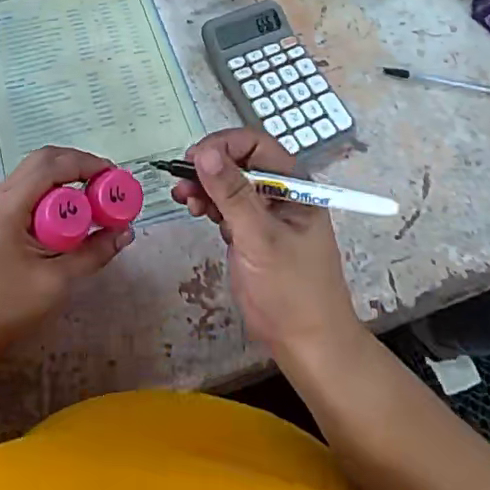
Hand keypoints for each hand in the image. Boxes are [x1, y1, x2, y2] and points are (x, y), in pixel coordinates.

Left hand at [0, 146, 133, 358]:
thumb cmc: (11, 306)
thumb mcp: (57, 281)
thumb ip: (93, 253)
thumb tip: (126, 232)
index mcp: (10, 205)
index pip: (51, 166)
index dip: (85, 164)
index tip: (114, 175)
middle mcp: (0, 194)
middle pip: (43, 159)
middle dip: (78, 162)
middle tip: (107, 180)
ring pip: (36, 169)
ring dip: (67, 172)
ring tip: (95, 190)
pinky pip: (31, 185)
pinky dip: (55, 186)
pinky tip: (73, 205)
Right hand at [170, 128, 358, 356]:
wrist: (308, 345)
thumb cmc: (291, 289)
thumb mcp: (259, 237)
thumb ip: (232, 193)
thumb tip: (204, 152)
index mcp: (294, 185)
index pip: (256, 144)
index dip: (224, 145)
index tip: (194, 159)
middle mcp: (279, 193)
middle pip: (239, 161)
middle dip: (209, 166)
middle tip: (182, 180)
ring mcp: (265, 213)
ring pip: (228, 183)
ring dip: (204, 185)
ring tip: (182, 198)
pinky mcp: (251, 233)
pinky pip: (225, 206)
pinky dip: (207, 203)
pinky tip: (194, 210)